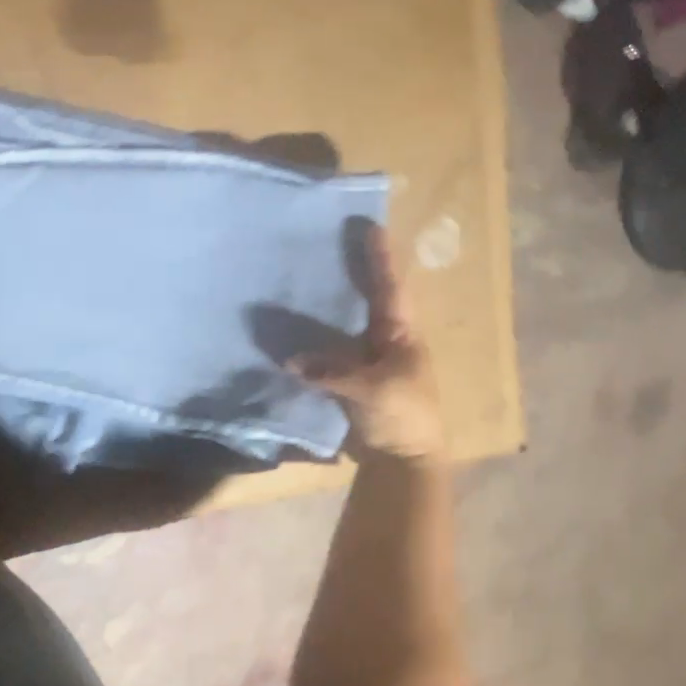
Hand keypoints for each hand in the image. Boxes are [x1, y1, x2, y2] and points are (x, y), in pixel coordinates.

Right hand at [290, 226, 446, 461]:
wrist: (400, 461)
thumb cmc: (401, 417)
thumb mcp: (371, 390)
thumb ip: (331, 372)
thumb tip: (289, 360)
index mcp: (400, 336)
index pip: (389, 288)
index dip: (379, 259)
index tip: (369, 225)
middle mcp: (382, 343)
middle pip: (363, 301)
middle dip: (347, 275)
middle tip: (323, 247)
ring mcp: (363, 364)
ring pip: (338, 328)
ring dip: (319, 310)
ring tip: (296, 286)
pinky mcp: (345, 384)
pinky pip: (322, 357)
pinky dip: (304, 346)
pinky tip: (283, 338)